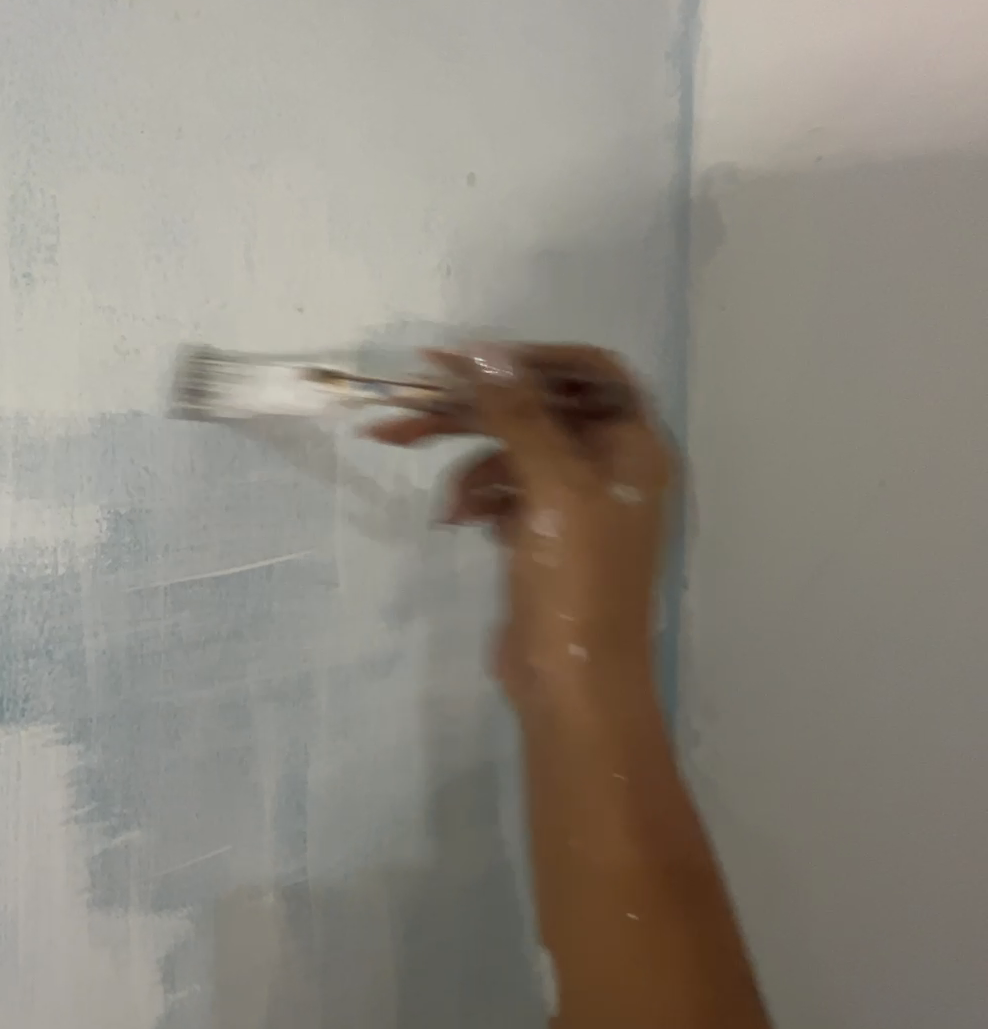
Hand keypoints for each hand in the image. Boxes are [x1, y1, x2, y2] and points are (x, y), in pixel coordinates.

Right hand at [361, 343, 676, 712]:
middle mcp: (604, 464)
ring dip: (466, 473)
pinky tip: (459, 524)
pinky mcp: (536, 528)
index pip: (583, 372)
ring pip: (504, 454)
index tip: (455, 364)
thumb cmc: (576, 581)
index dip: (521, 360)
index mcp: (630, 446)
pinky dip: (473, 501)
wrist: (569, 675)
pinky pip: (496, 491)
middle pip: (529, 413)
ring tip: (447, 512)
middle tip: (399, 417)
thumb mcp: (550, 489)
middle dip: (466, 417)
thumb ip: (517, 416)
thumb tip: (481, 353)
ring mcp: (568, 499)